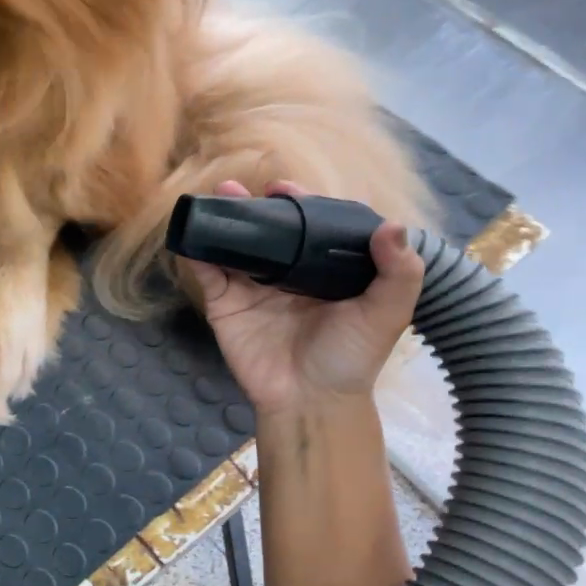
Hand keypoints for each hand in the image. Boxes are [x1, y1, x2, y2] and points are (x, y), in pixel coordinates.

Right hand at [184, 180, 422, 420]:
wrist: (307, 397)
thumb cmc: (350, 356)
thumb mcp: (385, 314)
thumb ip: (397, 273)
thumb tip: (393, 225)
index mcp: (323, 273)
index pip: (310, 230)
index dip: (299, 205)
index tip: (285, 188)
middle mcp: (285, 276)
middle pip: (265, 233)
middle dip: (250, 207)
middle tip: (236, 188)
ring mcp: (250, 289)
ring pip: (231, 248)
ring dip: (219, 223)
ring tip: (212, 199)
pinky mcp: (222, 305)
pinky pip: (206, 275)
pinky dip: (195, 255)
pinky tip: (188, 238)